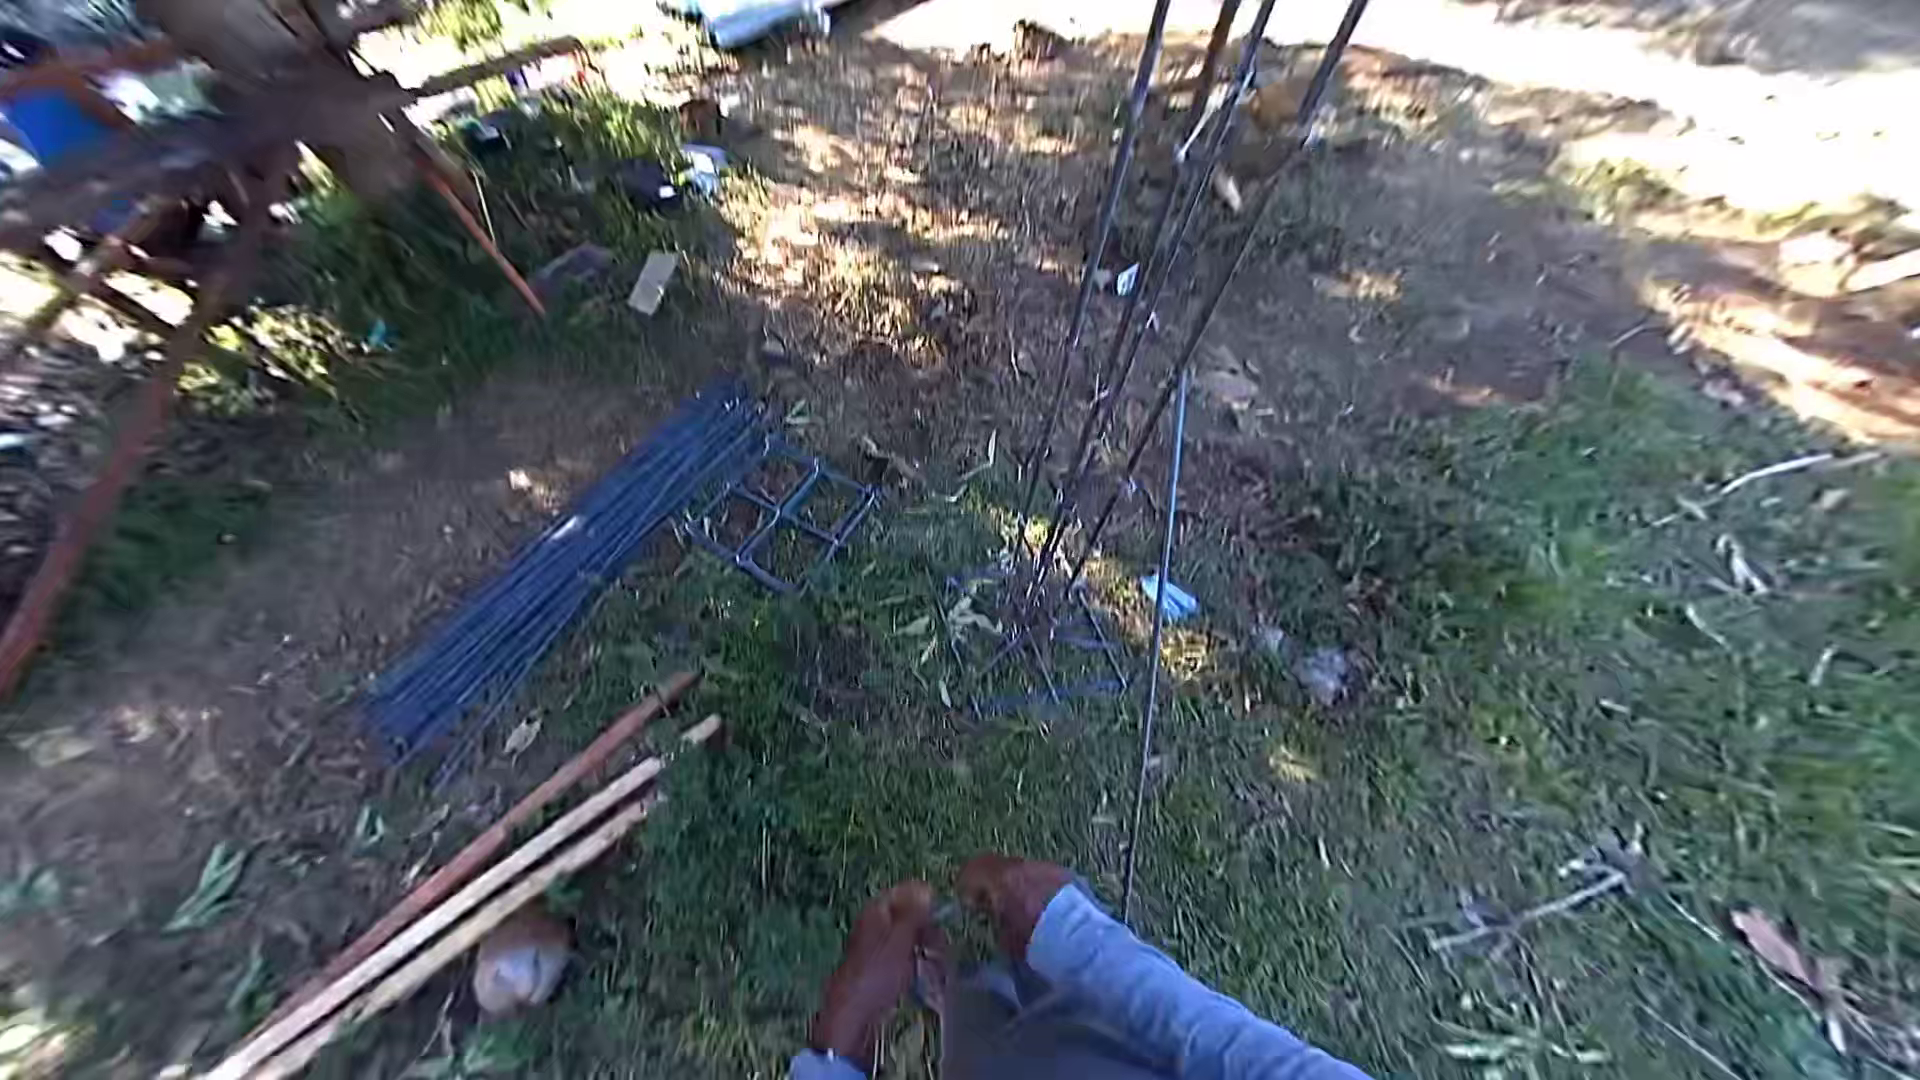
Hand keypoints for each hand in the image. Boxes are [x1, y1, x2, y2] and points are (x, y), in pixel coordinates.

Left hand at [810, 880, 940, 1068]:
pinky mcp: (881, 974)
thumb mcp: (901, 937)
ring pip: (910, 940)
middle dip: (928, 928)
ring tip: (939, 965)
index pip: (904, 892)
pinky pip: (906, 961)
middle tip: (942, 944)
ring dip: (927, 949)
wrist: (854, 1019)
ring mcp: (877, 950)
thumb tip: (926, 888)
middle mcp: (875, 926)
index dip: (925, 900)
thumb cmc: (878, 972)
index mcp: (876, 910)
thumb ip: (914, 911)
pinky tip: (929, 979)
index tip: (942, 914)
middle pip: (908, 916)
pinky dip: (919, 966)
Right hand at [957, 853, 1072, 961]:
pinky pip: (1042, 875)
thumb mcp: (1005, 938)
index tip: (964, 898)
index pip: (974, 868)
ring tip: (1018, 907)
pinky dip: (1036, 887)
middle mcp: (1023, 864)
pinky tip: (1041, 906)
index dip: (966, 882)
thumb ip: (992, 918)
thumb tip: (987, 912)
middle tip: (990, 903)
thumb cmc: (1036, 943)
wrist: (1079, 941)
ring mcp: (1045, 866)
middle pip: (999, 865)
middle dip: (993, 882)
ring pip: (1022, 869)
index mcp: (1002, 877)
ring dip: (1016, 883)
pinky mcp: (1064, 873)